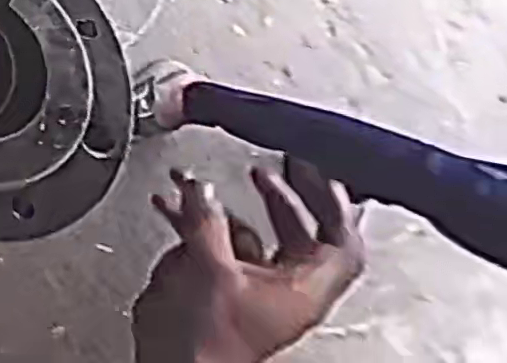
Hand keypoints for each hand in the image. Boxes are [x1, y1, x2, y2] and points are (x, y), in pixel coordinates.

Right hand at [133, 161, 364, 362]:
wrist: (175, 356)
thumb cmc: (208, 334)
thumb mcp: (211, 268)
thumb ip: (207, 222)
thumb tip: (203, 187)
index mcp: (300, 289)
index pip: (338, 244)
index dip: (333, 207)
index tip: (318, 172)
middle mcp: (278, 282)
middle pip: (298, 234)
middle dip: (283, 195)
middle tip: (272, 163)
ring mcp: (244, 278)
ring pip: (247, 229)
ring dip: (225, 199)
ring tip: (206, 175)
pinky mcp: (210, 274)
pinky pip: (206, 232)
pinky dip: (188, 210)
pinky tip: (168, 199)